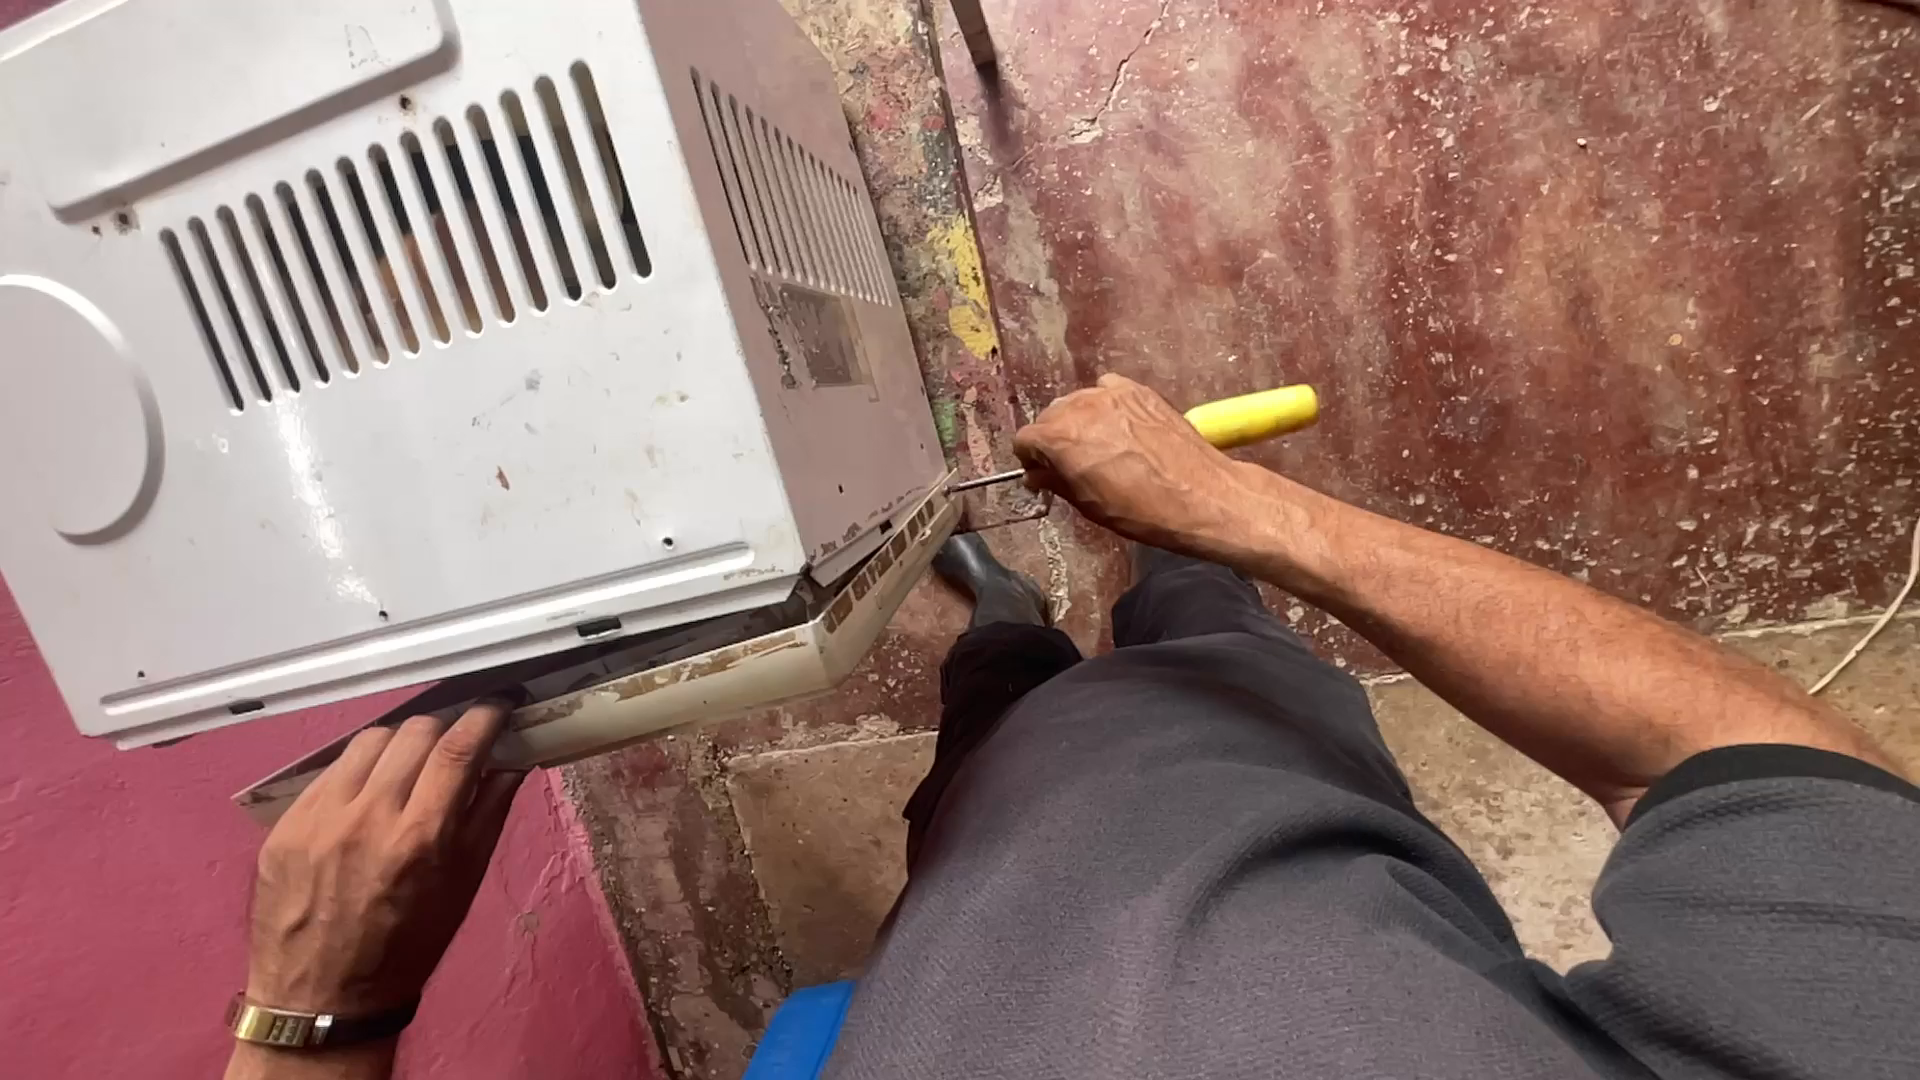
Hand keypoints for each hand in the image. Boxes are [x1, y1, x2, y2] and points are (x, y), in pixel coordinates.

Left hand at [245, 702, 526, 1015]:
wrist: (322, 998)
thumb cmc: (414, 936)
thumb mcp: (469, 875)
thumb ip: (491, 807)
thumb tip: (512, 756)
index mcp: (421, 835)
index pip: (458, 748)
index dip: (485, 715)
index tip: (499, 705)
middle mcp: (367, 818)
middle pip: (415, 731)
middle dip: (447, 727)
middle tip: (458, 742)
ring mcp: (317, 821)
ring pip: (371, 740)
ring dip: (403, 741)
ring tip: (412, 762)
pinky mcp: (282, 828)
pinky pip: (331, 770)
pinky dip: (363, 767)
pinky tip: (372, 788)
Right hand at [1012, 374, 1252, 550]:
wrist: (1201, 496)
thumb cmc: (1141, 510)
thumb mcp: (1088, 504)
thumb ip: (1056, 481)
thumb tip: (1037, 473)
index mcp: (1060, 438)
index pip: (1025, 439)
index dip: (1029, 459)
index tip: (1042, 473)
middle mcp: (1080, 407)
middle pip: (1049, 417)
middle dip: (1052, 440)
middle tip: (1069, 464)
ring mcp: (1111, 394)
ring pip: (1077, 402)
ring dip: (1077, 422)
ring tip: (1097, 446)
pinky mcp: (1138, 390)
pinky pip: (1106, 390)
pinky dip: (1104, 406)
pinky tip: (1118, 427)